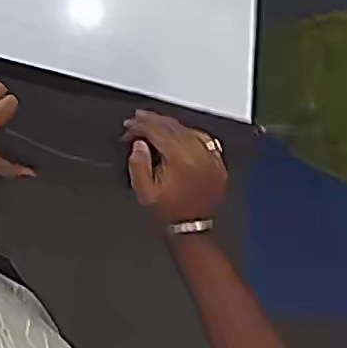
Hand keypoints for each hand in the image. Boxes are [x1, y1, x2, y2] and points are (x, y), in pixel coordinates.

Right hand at [124, 110, 225, 224]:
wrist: (192, 227)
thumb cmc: (169, 211)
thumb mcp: (144, 192)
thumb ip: (138, 165)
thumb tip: (139, 143)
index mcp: (181, 160)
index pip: (158, 131)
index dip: (140, 125)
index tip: (129, 126)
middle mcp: (199, 154)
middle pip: (172, 126)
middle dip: (151, 120)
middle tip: (136, 119)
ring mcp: (211, 156)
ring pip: (186, 129)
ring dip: (167, 124)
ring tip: (151, 122)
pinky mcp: (217, 161)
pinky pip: (201, 137)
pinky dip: (186, 131)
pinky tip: (175, 131)